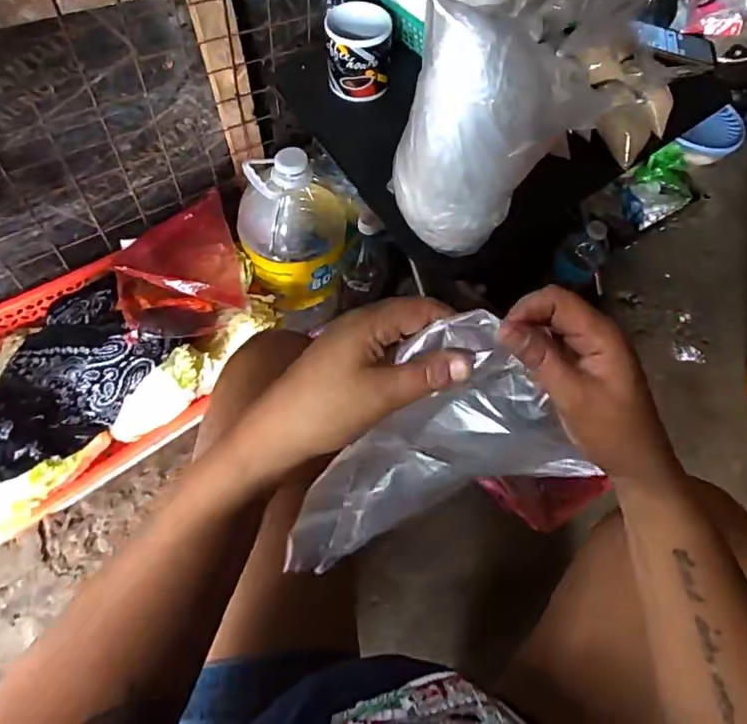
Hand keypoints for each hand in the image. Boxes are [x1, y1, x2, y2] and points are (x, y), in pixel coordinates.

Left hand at [234, 297, 469, 477]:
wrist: (267, 439)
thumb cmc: (325, 411)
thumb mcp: (382, 394)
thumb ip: (427, 374)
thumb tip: (471, 358)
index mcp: (369, 321)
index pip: (423, 306)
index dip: (454, 321)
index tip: (479, 343)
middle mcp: (360, 321)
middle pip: (411, 315)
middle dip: (442, 332)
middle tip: (470, 356)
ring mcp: (349, 339)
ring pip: (398, 332)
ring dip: (423, 346)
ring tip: (450, 367)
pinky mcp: (343, 357)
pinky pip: (384, 346)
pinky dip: (405, 356)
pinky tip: (415, 376)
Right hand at [500, 286, 682, 489]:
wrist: (639, 462)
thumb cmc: (609, 430)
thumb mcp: (570, 394)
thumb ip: (539, 357)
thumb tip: (505, 328)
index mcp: (601, 333)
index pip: (558, 299)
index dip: (528, 307)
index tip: (503, 333)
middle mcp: (600, 331)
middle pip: (558, 306)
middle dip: (528, 318)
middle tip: (503, 344)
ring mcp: (597, 345)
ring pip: (558, 322)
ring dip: (534, 331)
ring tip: (511, 352)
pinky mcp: (592, 359)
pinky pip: (563, 340)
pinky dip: (544, 345)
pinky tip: (530, 362)